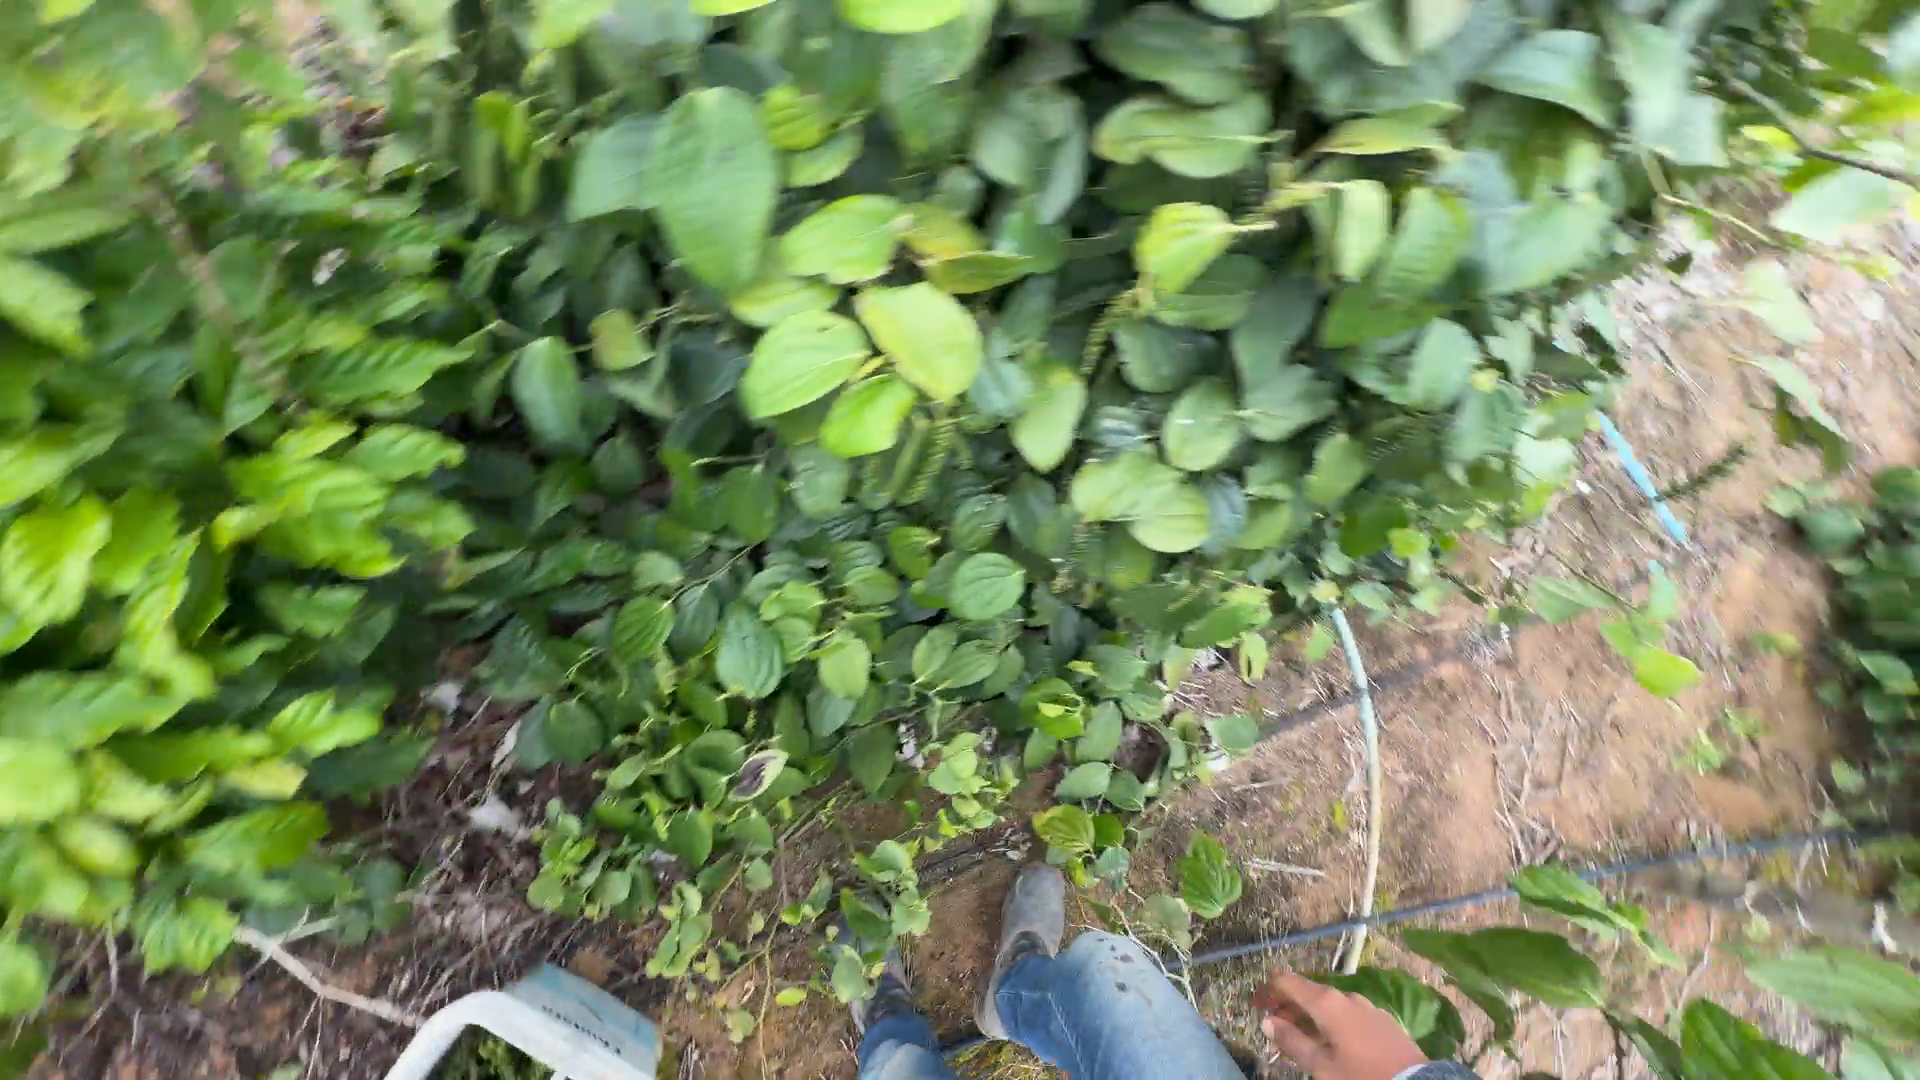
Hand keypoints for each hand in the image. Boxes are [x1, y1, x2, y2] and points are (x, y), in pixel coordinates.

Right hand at [1255, 972, 1428, 1079]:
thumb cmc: (1364, 1079)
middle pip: (1308, 993)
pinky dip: (1333, 1023)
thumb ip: (1293, 1043)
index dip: (1268, 991)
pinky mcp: (1385, 1022)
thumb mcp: (1323, 1069)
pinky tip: (1334, 1043)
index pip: (1287, 982)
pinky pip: (1350, 1015)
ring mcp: (1368, 1007)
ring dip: (1311, 1016)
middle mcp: (1346, 996)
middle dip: (1288, 1007)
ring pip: (1330, 1004)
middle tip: (1276, 1027)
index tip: (1255, 1006)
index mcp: (1326, 1002)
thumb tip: (1268, 1022)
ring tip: (1304, 1038)